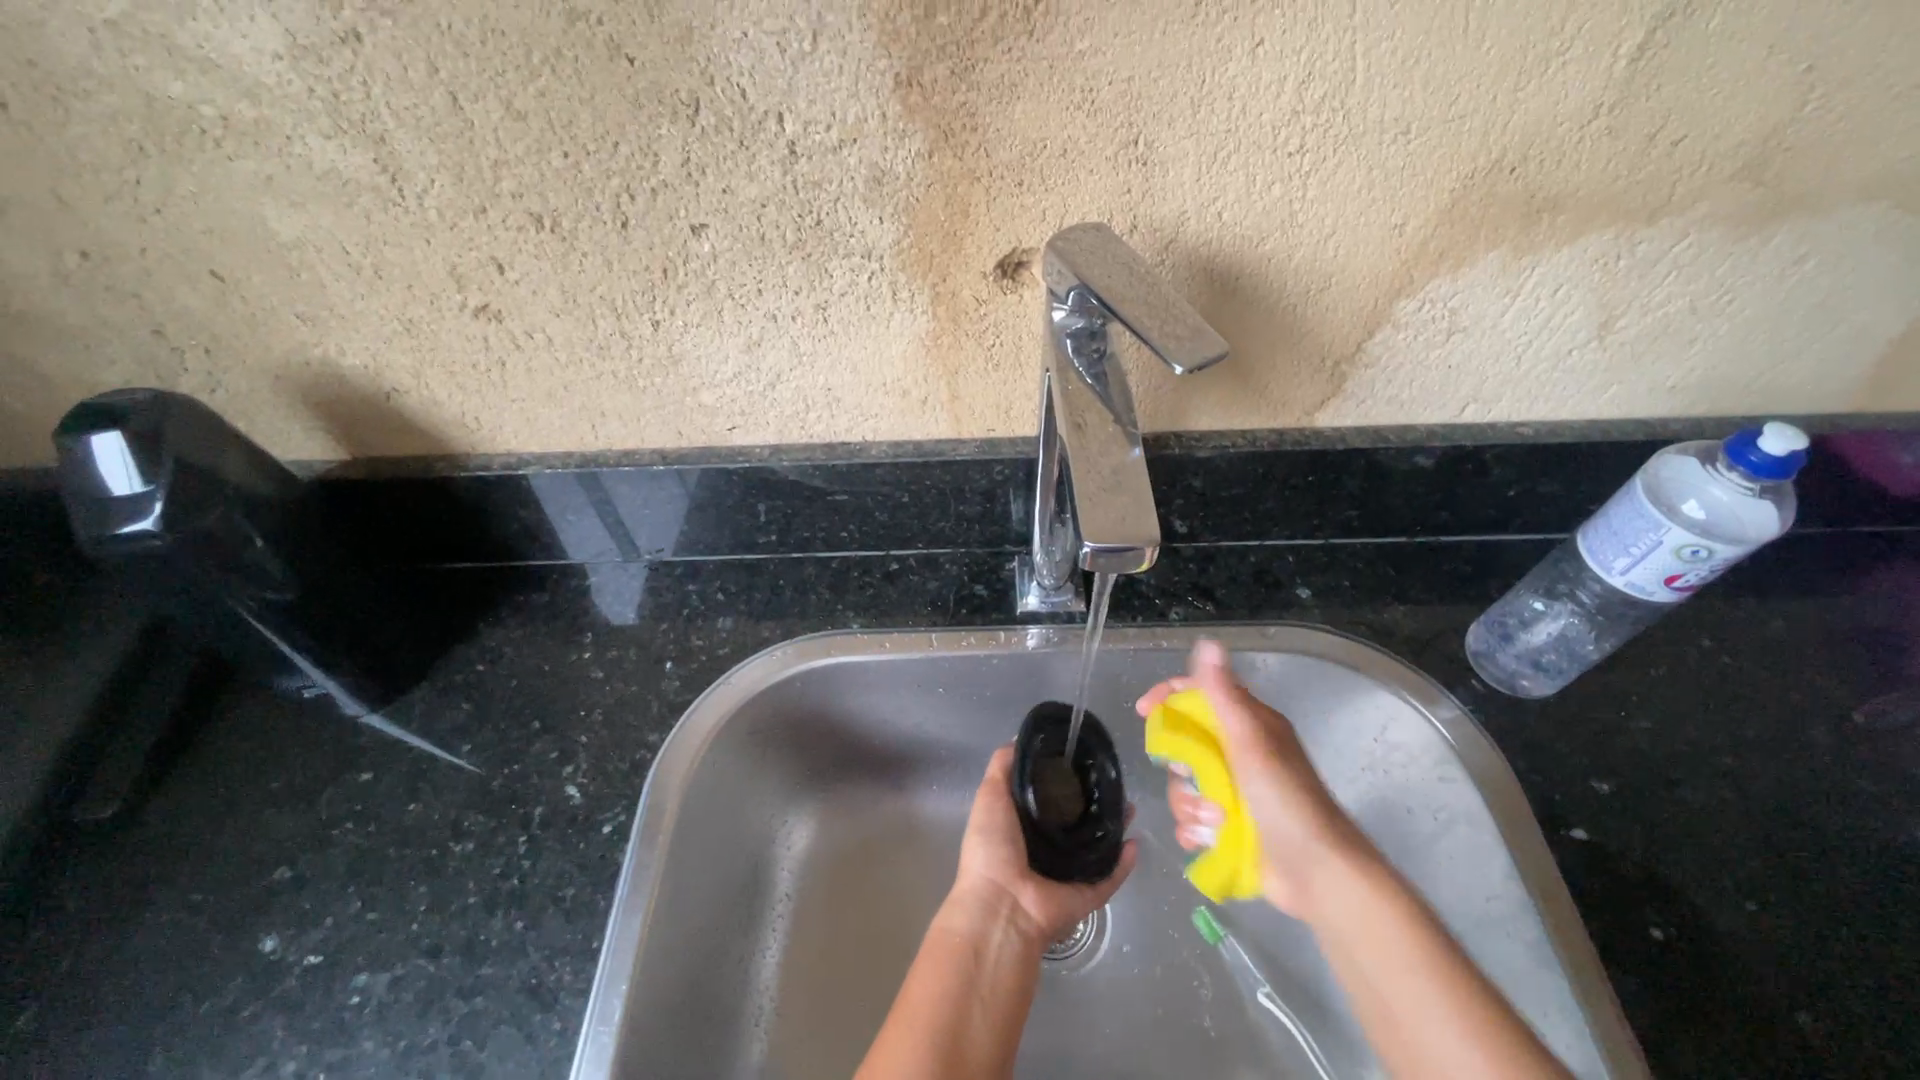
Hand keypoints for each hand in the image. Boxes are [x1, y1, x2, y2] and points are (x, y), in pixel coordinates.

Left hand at [946, 745, 1137, 950]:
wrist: (1003, 905)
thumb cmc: (992, 847)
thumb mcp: (990, 795)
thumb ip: (1003, 766)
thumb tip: (1020, 740)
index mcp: (1021, 827)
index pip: (1048, 798)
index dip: (1063, 780)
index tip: (1082, 760)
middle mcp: (1044, 850)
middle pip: (1076, 821)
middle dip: (1094, 802)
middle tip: (1112, 781)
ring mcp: (1067, 874)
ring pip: (1098, 846)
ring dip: (1115, 827)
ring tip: (1130, 805)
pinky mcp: (1087, 895)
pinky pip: (1111, 876)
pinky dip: (1125, 862)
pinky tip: (1135, 841)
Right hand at [1136, 639, 1371, 918]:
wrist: (1316, 871)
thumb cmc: (1285, 799)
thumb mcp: (1250, 741)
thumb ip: (1223, 694)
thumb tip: (1207, 643)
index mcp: (1250, 725)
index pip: (1200, 695)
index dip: (1170, 697)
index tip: (1144, 712)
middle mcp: (1240, 754)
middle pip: (1185, 746)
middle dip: (1181, 768)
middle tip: (1194, 779)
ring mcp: (1234, 793)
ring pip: (1184, 787)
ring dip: (1190, 806)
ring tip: (1215, 823)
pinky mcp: (1229, 827)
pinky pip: (1191, 821)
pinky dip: (1195, 831)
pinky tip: (1209, 841)